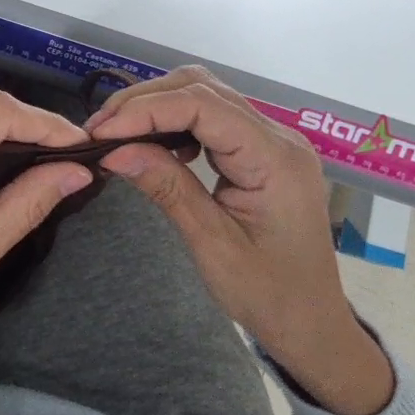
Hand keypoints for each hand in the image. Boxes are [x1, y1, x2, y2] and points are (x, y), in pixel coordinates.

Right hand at [88, 66, 393, 414]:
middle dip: (145, 101)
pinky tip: (151, 143)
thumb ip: (167, 188)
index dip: (146, 109)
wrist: (313, 326)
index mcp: (275, 159)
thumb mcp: (213, 245)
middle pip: (201, 88)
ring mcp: (270, 141)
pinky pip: (211, 116)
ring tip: (117, 133)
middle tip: (101, 131)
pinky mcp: (258, 151)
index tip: (102, 132)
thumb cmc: (270, 295)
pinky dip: (173, 120)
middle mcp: (277, 137)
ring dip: (156, 106)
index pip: (202, 105)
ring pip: (204, 95)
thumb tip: (115, 150)